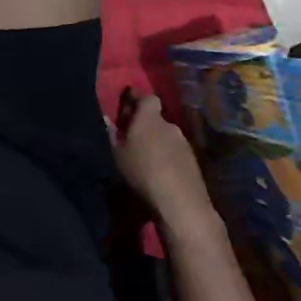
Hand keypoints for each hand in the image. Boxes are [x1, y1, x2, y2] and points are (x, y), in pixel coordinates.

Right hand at [113, 89, 220, 234]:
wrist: (180, 203)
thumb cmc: (142, 173)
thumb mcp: (118, 155)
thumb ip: (112, 134)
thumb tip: (107, 119)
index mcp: (149, 119)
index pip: (147, 97)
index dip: (138, 100)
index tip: (128, 105)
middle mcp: (169, 125)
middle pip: (156, 119)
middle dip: (146, 126)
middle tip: (133, 139)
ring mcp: (184, 143)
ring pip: (167, 136)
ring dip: (157, 143)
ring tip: (146, 159)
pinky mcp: (193, 161)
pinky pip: (176, 152)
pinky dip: (168, 157)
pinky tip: (160, 172)